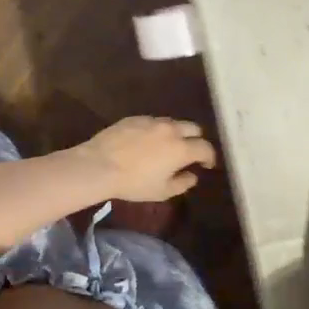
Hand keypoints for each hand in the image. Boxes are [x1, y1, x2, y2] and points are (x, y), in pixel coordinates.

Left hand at [78, 117, 216, 201]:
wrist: (100, 164)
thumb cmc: (134, 183)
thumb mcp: (162, 191)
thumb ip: (182, 183)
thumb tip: (192, 175)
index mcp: (181, 148)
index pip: (205, 148)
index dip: (209, 157)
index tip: (206, 165)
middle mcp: (170, 129)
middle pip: (192, 128)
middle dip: (195, 139)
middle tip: (189, 152)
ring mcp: (151, 121)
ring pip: (172, 122)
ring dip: (175, 133)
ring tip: (167, 146)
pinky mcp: (134, 118)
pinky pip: (152, 121)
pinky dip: (155, 130)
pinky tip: (146, 140)